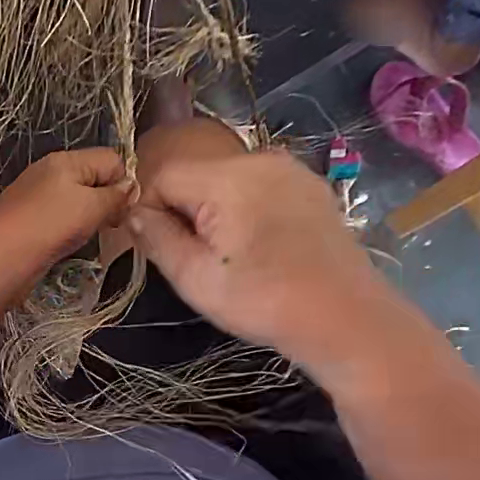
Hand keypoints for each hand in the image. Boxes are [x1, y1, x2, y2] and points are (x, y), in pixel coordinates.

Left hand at [0, 148, 136, 312]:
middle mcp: (51, 171)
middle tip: (109, 226)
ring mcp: (38, 196)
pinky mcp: (30, 219)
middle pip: (95, 178)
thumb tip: (131, 186)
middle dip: (108, 201)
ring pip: (79, 200)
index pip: (112, 159)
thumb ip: (115, 195)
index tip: (125, 211)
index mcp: (66, 159)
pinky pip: (62, 217)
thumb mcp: (90, 207)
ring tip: (88, 236)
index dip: (124, 182)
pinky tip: (68, 243)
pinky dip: (71, 229)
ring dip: (90, 217)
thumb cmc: (47, 228)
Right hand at [128, 118, 384, 358]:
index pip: (164, 176)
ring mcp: (292, 170)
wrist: (346, 320)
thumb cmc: (263, 301)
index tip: (160, 248)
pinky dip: (247, 210)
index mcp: (228, 177)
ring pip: (228, 182)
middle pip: (197, 176)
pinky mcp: (312, 187)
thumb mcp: (195, 278)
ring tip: (232, 257)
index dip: (151, 210)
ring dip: (216, 213)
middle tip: (198, 260)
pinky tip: (261, 247)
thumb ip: (156, 237)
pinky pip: (260, 188)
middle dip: (185, 212)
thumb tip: (133, 211)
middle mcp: (261, 160)